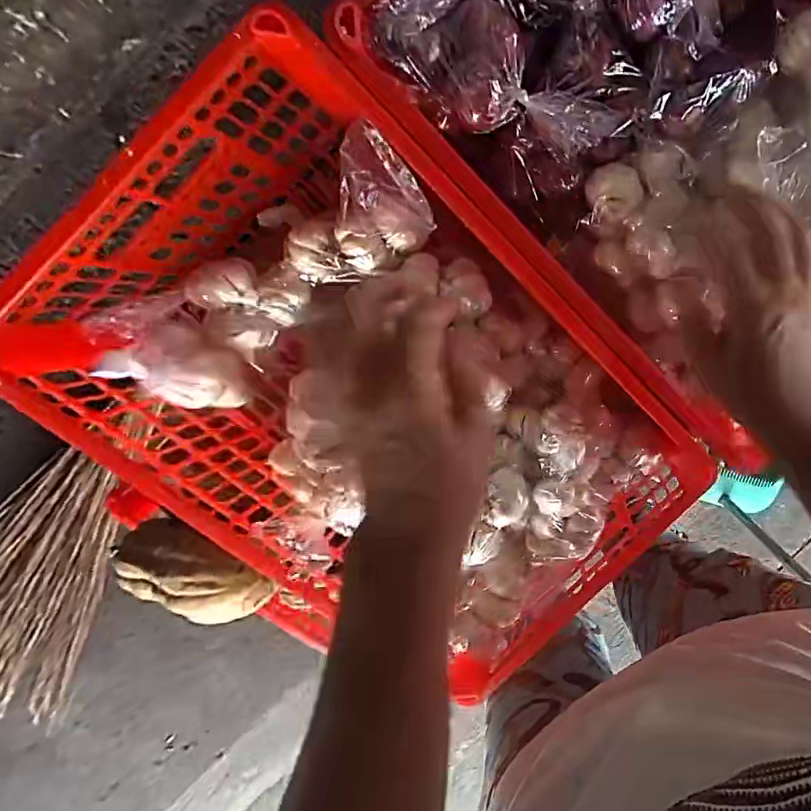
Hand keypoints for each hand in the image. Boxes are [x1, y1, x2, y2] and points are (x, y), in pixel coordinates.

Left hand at [323, 290, 498, 549]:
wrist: (407, 526)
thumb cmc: (454, 484)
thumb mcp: (479, 432)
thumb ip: (469, 377)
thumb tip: (460, 337)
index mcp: (412, 394)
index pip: (417, 326)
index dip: (438, 306)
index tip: (458, 306)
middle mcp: (370, 385)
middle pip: (365, 313)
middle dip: (393, 288)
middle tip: (420, 284)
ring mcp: (347, 393)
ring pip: (341, 325)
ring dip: (368, 303)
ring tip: (397, 297)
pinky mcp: (339, 403)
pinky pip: (332, 350)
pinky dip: (348, 328)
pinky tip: (372, 327)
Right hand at [673, 192, 810, 453]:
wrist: (800, 416)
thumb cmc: (750, 397)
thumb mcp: (709, 366)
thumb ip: (692, 323)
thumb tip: (680, 289)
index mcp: (753, 306)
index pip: (728, 250)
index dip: (708, 227)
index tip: (691, 213)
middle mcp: (785, 290)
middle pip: (770, 229)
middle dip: (746, 202)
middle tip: (725, 187)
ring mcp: (808, 292)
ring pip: (798, 235)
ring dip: (778, 209)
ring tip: (756, 196)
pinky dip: (803, 233)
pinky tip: (790, 225)